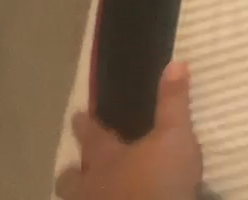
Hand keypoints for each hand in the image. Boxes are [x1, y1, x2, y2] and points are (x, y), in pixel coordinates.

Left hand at [55, 62, 202, 199]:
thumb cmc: (161, 177)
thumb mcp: (175, 134)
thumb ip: (173, 102)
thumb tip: (174, 62)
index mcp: (106, 159)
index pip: (92, 136)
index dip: (84, 124)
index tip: (75, 114)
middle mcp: (91, 186)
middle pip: (71, 179)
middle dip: (72, 171)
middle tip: (73, 165)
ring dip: (81, 193)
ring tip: (89, 190)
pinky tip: (110, 199)